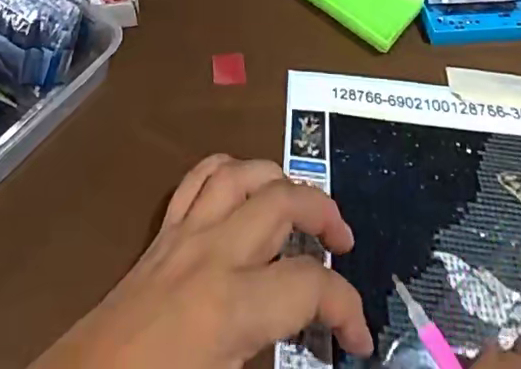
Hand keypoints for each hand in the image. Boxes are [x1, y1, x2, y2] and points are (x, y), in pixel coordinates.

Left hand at [29, 155, 373, 368]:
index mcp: (231, 304)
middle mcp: (212, 252)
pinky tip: (244, 186)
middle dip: (324, 212)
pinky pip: (197, 180)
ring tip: (300, 202)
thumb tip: (304, 333)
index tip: (358, 338)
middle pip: (282, 201)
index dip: (348, 308)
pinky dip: (228, 171)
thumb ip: (271, 351)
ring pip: (239, 174)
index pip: (310, 285)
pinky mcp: (162, 233)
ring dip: (278, 178)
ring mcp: (183, 234)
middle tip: (343, 243)